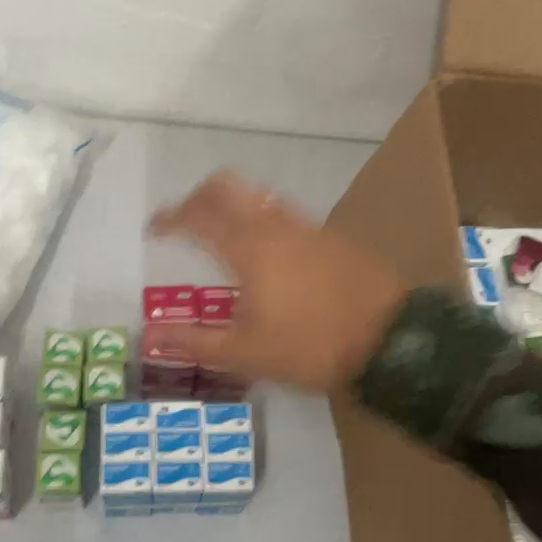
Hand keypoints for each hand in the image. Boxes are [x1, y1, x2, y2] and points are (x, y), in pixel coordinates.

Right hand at [147, 171, 409, 393]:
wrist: (390, 339)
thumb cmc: (310, 347)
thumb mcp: (245, 354)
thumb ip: (195, 341)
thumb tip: (151, 334)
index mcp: (248, 247)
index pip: (197, 216)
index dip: (170, 218)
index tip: (154, 229)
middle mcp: (276, 225)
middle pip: (228, 187)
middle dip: (201, 197)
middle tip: (188, 221)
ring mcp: (309, 227)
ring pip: (262, 198)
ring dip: (237, 206)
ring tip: (227, 235)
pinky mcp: (334, 238)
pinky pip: (289, 215)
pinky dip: (267, 221)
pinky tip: (273, 255)